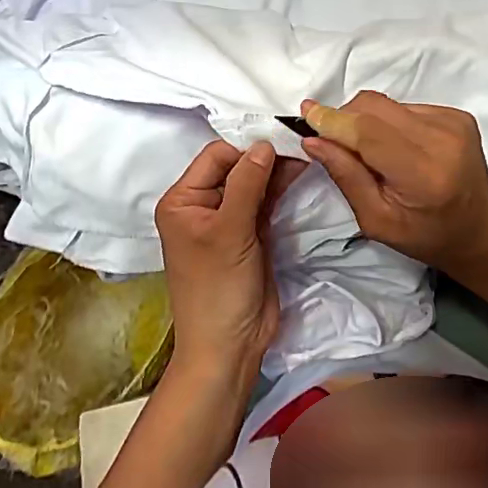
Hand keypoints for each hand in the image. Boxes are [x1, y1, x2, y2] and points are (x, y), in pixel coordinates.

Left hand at [154, 140, 302, 381]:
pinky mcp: (249, 234)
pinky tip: (298, 174)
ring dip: (275, 172)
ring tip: (305, 156)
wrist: (230, 347)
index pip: (216, 157)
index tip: (281, 140)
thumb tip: (264, 144)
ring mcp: (226, 220)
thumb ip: (247, 185)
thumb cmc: (218, 288)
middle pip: (235, 168)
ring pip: (252, 184)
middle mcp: (200, 205)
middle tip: (299, 144)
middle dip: (264, 157)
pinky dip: (279, 190)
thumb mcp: (229, 232)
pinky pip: (263, 203)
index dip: (246, 148)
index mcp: (182, 200)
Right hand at [299, 92, 487, 272]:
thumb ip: (345, 175)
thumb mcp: (375, 219)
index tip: (305, 113)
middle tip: (332, 140)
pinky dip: (387, 121)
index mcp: (423, 174)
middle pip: (373, 107)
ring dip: (365, 120)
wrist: (478, 231)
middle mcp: (443, 140)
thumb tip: (313, 140)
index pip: (367, 132)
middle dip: (344, 118)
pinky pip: (402, 106)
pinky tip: (394, 146)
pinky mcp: (457, 115)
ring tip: (370, 151)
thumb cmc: (424, 235)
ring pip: (385, 103)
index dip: (333, 120)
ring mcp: (453, 123)